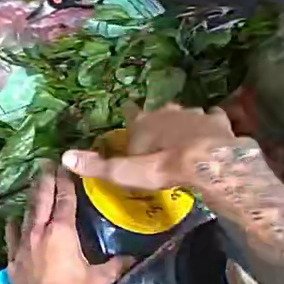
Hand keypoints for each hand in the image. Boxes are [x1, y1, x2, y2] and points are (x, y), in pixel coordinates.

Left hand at [5, 164, 131, 283]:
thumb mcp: (99, 281)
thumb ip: (114, 266)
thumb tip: (132, 258)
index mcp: (62, 232)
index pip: (65, 200)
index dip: (66, 182)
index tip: (65, 166)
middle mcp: (40, 231)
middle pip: (42, 200)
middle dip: (45, 181)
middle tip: (45, 164)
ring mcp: (22, 244)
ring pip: (26, 214)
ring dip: (31, 198)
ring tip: (33, 185)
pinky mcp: (12, 258)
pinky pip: (12, 236)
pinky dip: (14, 225)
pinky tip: (13, 219)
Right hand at [61, 104, 256, 191]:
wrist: (210, 163)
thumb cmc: (164, 167)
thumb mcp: (125, 172)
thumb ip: (97, 165)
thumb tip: (64, 156)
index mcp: (144, 122)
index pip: (131, 114)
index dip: (130, 119)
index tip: (129, 121)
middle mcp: (168, 111)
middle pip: (159, 113)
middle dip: (158, 121)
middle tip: (157, 136)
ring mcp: (196, 114)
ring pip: (186, 114)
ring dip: (184, 122)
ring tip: (184, 136)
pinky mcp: (219, 122)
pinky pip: (213, 118)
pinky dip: (211, 124)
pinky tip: (213, 132)